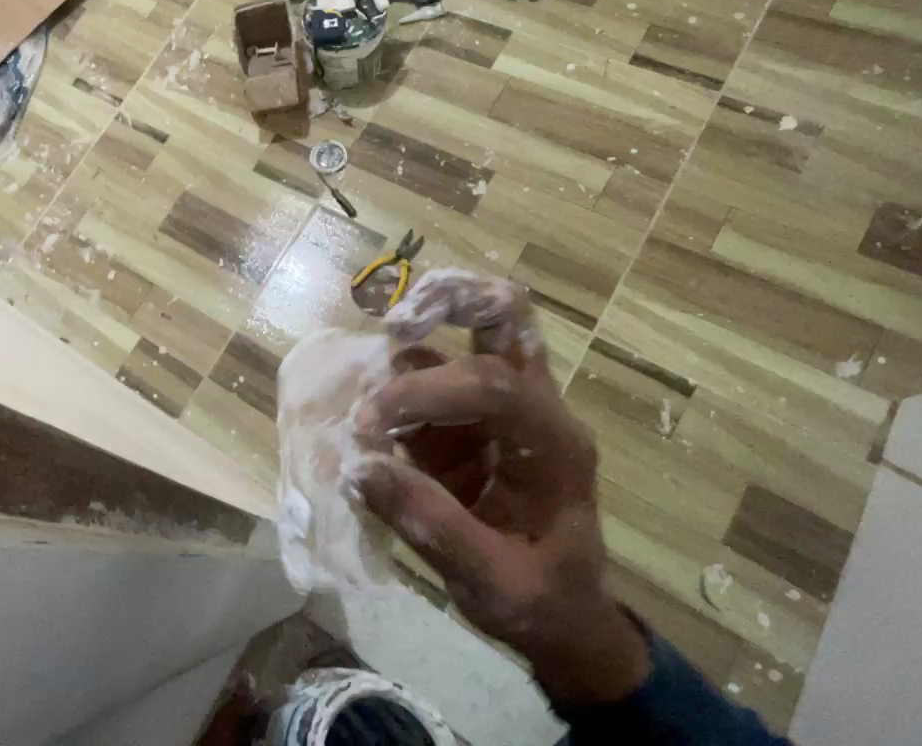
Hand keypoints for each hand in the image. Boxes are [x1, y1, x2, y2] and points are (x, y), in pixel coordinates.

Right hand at [353, 303, 649, 703]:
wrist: (562, 620)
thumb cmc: (541, 602)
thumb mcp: (493, 583)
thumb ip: (431, 525)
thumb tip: (360, 467)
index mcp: (554, 444)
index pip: (494, 384)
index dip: (425, 390)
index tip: (368, 423)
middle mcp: (533, 408)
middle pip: (504, 317)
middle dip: (446, 302)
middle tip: (394, 321)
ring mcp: (500, 409)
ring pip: (457, 340)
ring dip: (406, 361)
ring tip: (366, 411)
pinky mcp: (468, 420)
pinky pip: (428, 377)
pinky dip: (393, 385)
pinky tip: (370, 419)